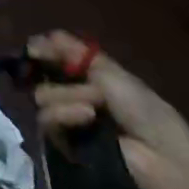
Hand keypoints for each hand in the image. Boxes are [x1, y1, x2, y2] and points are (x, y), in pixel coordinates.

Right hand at [28, 31, 188, 188]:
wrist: (155, 151)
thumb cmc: (139, 106)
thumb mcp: (109, 72)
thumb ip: (73, 54)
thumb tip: (41, 37)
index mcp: (90, 74)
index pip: (57, 58)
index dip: (45, 50)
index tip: (34, 48)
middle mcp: (75, 95)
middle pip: (46, 78)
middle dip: (64, 79)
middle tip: (91, 90)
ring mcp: (69, 120)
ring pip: (44, 99)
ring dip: (67, 99)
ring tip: (92, 109)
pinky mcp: (65, 145)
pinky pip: (48, 122)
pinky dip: (65, 116)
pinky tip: (86, 118)